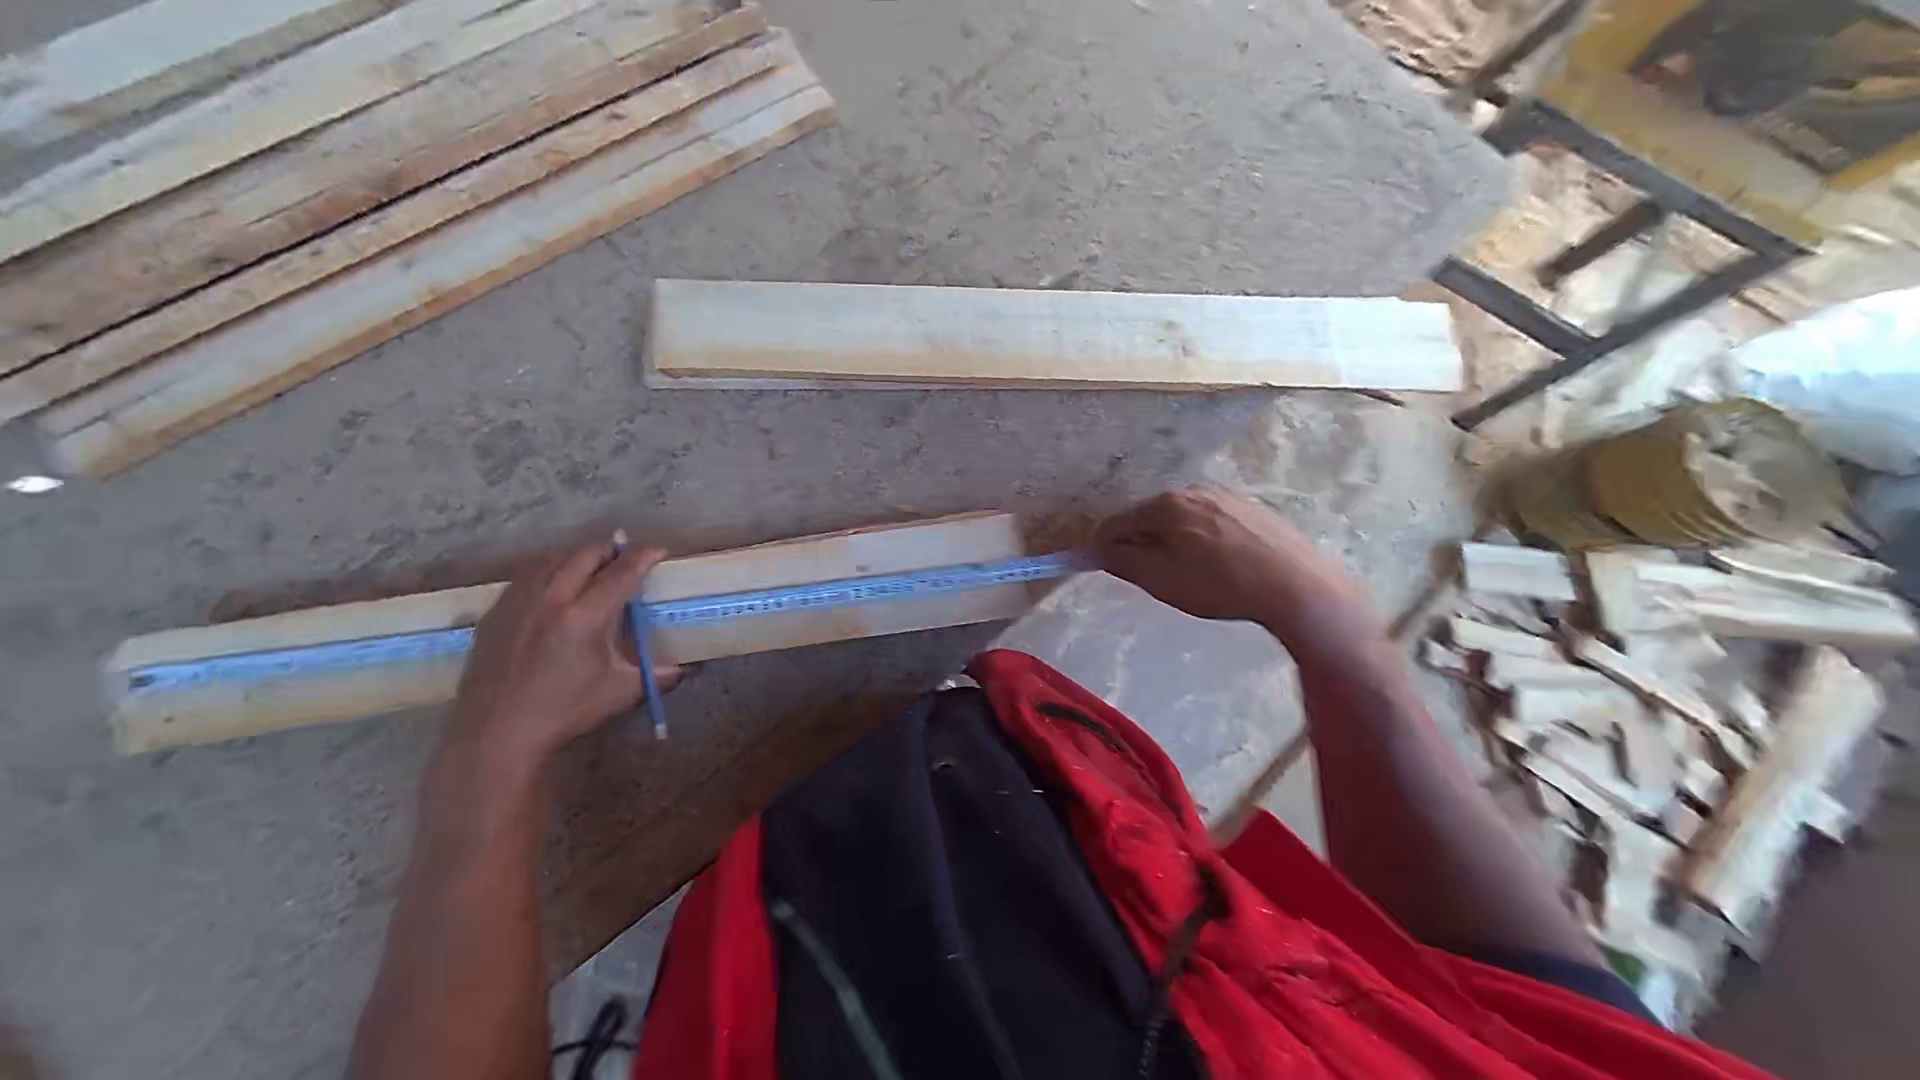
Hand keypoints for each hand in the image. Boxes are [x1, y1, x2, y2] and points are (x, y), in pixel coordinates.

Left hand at [446, 540, 682, 765]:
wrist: (496, 734)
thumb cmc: (565, 712)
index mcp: (586, 616)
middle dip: (611, 550)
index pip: (622, 571)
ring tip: (592, 568)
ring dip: (578, 557)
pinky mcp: (496, 612)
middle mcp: (552, 598)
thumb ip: (659, 675)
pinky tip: (555, 588)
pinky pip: (526, 576)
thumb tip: (688, 668)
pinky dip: (548, 571)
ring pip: (552, 558)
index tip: (659, 551)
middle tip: (626, 560)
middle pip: (586, 553)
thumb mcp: (621, 692)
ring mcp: (518, 601)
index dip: (644, 555)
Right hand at [1095, 487, 1384, 652]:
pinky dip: (1200, 537)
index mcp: (1165, 504)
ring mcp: (1224, 495)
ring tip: (1186, 572)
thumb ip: (1122, 561)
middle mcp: (1191, 489)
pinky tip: (1217, 562)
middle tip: (1149, 574)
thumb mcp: (1161, 580)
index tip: (1101, 565)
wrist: (1297, 586)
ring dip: (1171, 539)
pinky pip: (1208, 519)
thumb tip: (1098, 548)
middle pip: (1148, 515)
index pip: (1116, 521)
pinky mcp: (1250, 507)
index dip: (1103, 544)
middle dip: (1140, 541)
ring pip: (1180, 516)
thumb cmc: (1221, 585)